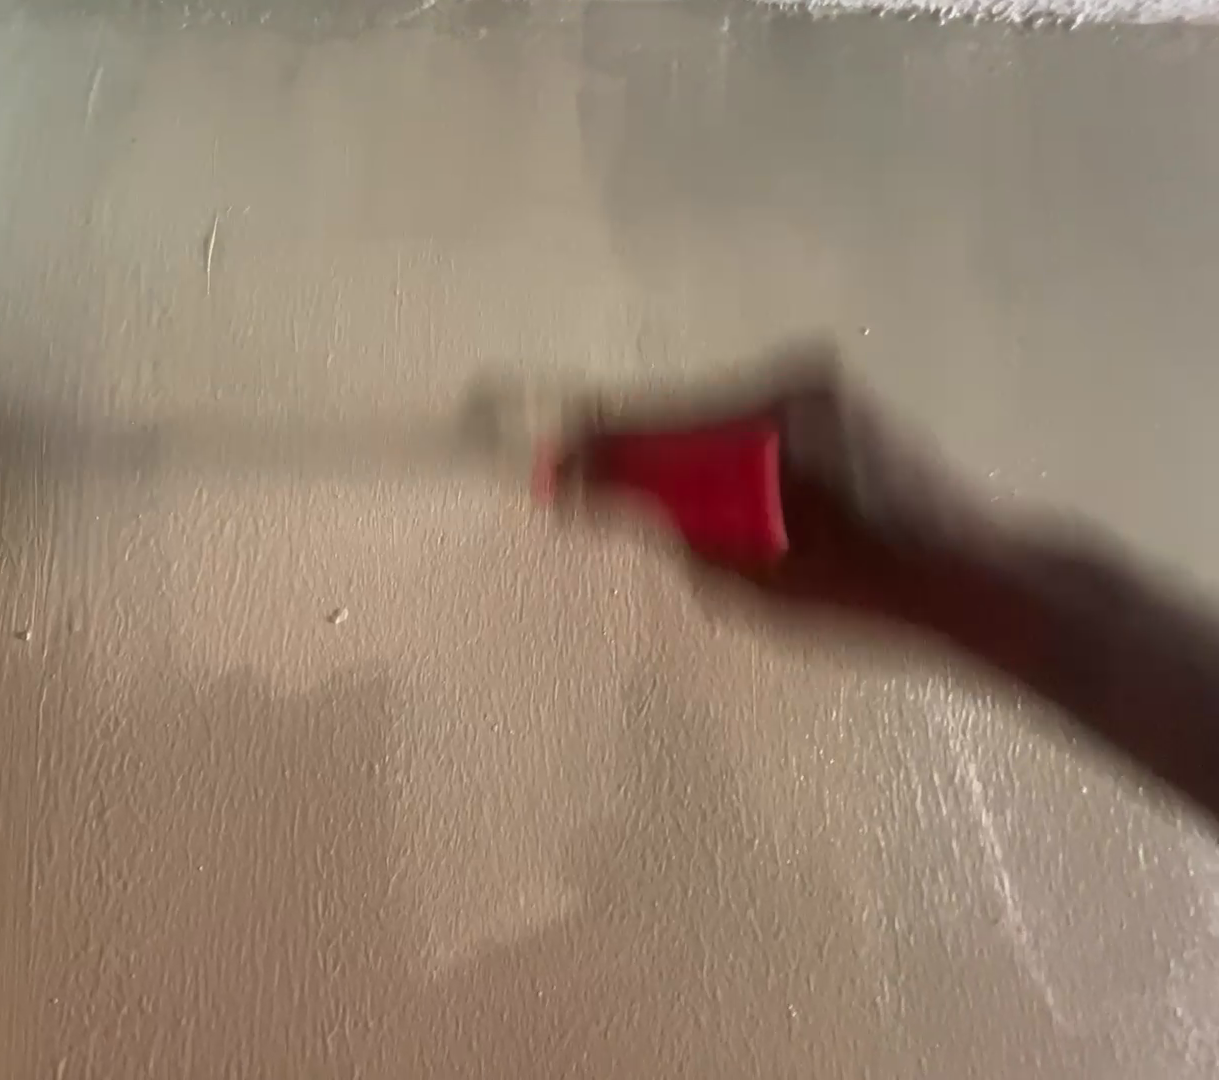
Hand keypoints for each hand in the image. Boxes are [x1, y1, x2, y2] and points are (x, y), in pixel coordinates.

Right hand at [580, 357, 989, 619]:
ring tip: (624, 481)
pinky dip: (704, 449)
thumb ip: (672, 526)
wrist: (971, 574)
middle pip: (669, 418)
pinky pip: (737, 421)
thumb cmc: (857, 590)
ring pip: (701, 417)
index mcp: (765, 427)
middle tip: (575, 478)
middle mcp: (787, 387)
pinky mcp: (826, 399)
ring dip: (660, 450)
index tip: (548, 475)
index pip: (647, 434)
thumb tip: (611, 497)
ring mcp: (810, 388)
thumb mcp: (741, 574)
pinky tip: (688, 476)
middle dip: (618, 450)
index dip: (589, 456)